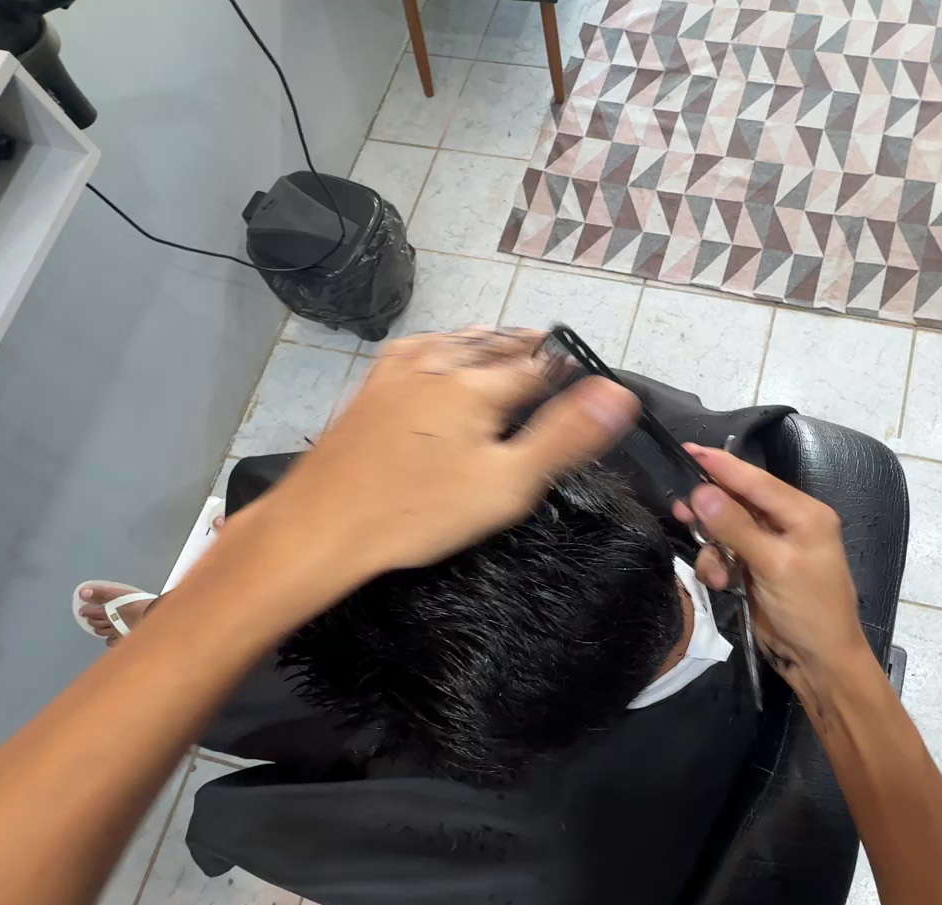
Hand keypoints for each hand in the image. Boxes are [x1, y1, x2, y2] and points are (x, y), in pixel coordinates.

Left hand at [225, 328, 637, 591]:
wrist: (321, 525)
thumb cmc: (420, 511)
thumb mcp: (507, 483)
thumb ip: (565, 436)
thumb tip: (619, 393)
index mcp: (478, 385)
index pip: (540, 367)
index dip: (569, 371)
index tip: (589, 375)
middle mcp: (440, 364)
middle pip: (499, 347)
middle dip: (531, 349)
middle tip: (554, 352)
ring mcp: (399, 372)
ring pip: (458, 344)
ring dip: (491, 343)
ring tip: (511, 343)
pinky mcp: (373, 388)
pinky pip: (419, 350)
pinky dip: (445, 346)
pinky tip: (441, 350)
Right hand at [672, 444, 870, 682]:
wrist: (819, 662)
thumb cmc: (808, 610)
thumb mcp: (773, 565)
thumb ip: (736, 527)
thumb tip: (701, 492)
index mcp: (805, 514)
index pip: (756, 480)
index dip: (721, 465)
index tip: (688, 450)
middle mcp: (788, 524)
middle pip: (738, 502)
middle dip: (710, 510)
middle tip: (680, 509)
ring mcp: (771, 548)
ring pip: (726, 530)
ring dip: (713, 548)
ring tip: (715, 571)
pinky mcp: (755, 570)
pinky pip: (725, 555)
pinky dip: (718, 566)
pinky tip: (721, 583)